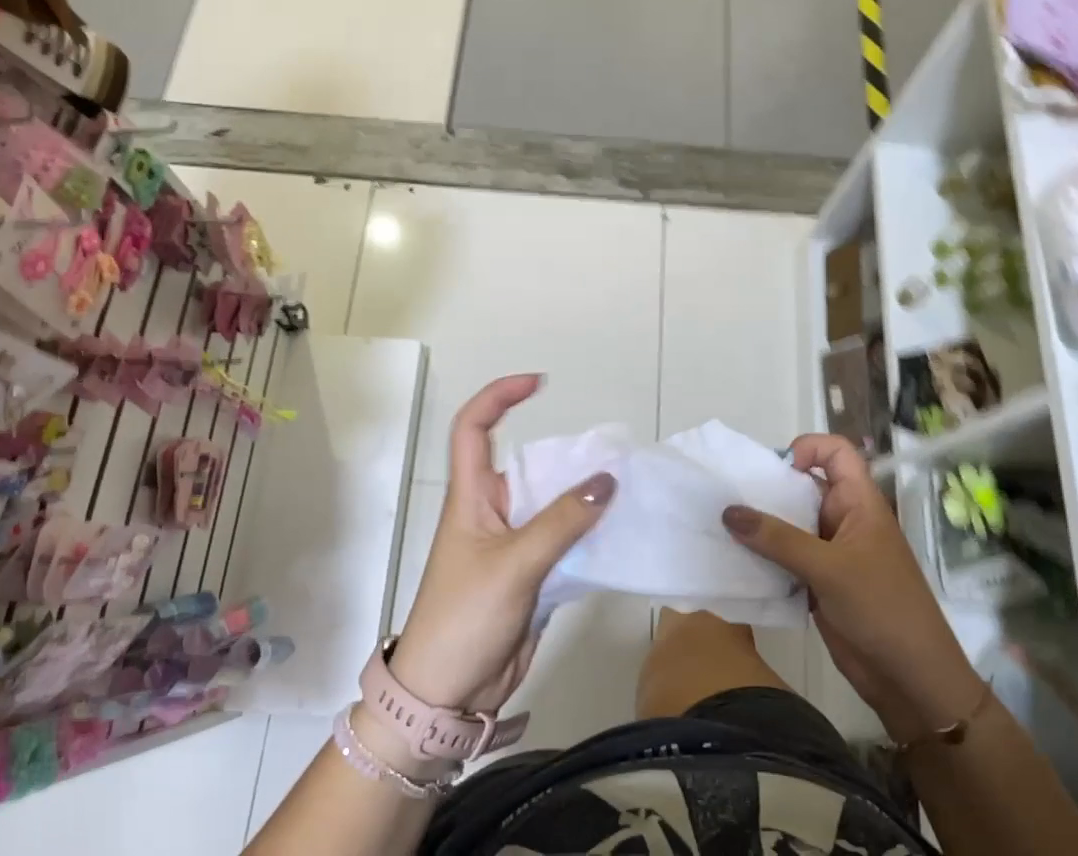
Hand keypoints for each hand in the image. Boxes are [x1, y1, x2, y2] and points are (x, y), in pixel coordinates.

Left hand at [389, 374, 614, 717]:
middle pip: (528, 466)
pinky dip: (590, 537)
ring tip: (629, 490)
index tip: (539, 384)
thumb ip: (562, 523)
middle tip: (613, 455)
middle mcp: (492, 514)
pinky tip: (621, 535)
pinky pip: (566, 545)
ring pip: (553, 507)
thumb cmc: (464, 618)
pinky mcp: (531, 578)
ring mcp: (513, 547)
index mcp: (471, 499)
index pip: (473, 429)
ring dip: (584, 499)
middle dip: (566, 456)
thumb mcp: (513, 565)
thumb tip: (608, 481)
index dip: (498, 397)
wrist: (448, 694)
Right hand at [721, 434, 983, 741]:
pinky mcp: (818, 584)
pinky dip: (763, 558)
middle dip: (767, 489)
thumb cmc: (882, 609)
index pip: (836, 453)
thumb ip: (777, 539)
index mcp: (860, 504)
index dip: (807, 449)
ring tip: (721, 529)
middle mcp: (843, 521)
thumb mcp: (829, 569)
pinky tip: (734, 563)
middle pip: (803, 487)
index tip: (774, 472)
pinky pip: (785, 559)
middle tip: (727, 499)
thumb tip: (728, 510)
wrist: (910, 678)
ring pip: (790, 526)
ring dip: (760, 527)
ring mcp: (831, 554)